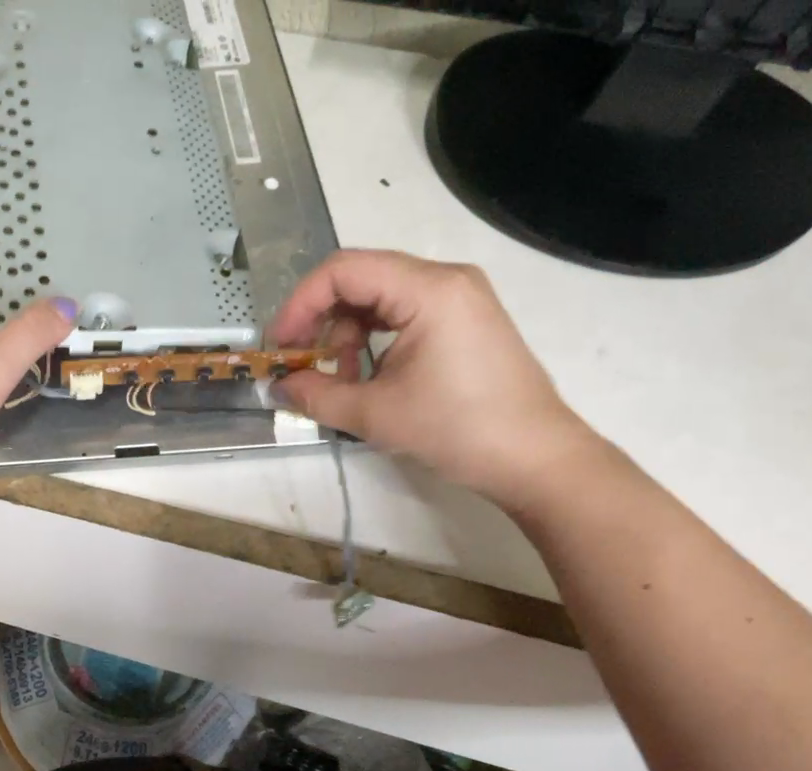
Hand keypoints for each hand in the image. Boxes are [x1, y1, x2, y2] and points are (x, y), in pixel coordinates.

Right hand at [268, 250, 604, 506]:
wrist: (534, 457)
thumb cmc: (456, 429)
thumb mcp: (374, 414)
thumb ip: (316, 395)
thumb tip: (277, 387)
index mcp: (429, 290)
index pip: (344, 270)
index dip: (300, 303)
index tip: (279, 345)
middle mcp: (445, 279)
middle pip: (360, 278)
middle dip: (320, 318)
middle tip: (298, 361)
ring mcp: (458, 297)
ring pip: (378, 295)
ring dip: (345, 332)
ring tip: (338, 377)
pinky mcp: (463, 318)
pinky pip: (402, 312)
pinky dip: (372, 338)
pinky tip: (366, 374)